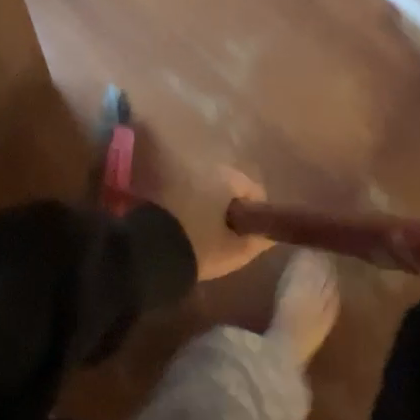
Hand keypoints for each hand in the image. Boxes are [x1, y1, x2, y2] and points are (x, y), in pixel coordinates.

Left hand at [161, 165, 275, 281]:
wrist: (150, 251)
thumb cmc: (200, 247)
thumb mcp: (235, 251)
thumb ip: (258, 241)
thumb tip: (269, 234)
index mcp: (226, 178)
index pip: (253, 189)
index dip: (257, 211)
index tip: (252, 232)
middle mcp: (203, 168)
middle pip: (227, 185)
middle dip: (230, 205)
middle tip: (228, 233)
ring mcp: (178, 173)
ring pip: (203, 187)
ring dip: (207, 203)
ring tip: (205, 231)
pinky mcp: (158, 183)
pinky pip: (183, 192)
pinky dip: (187, 205)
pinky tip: (184, 226)